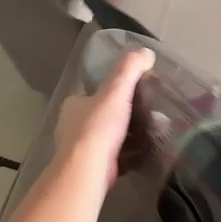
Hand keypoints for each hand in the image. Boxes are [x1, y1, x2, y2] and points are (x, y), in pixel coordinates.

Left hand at [51, 48, 153, 188]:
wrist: (88, 169)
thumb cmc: (98, 126)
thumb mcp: (116, 90)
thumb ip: (129, 68)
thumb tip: (146, 52)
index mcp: (73, 105)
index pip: (91, 93)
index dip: (109, 92)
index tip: (130, 92)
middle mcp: (71, 126)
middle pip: (99, 116)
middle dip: (118, 116)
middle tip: (145, 113)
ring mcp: (79, 150)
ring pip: (105, 138)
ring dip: (123, 137)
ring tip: (149, 132)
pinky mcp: (90, 169)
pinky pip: (112, 158)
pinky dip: (126, 155)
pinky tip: (143, 153)